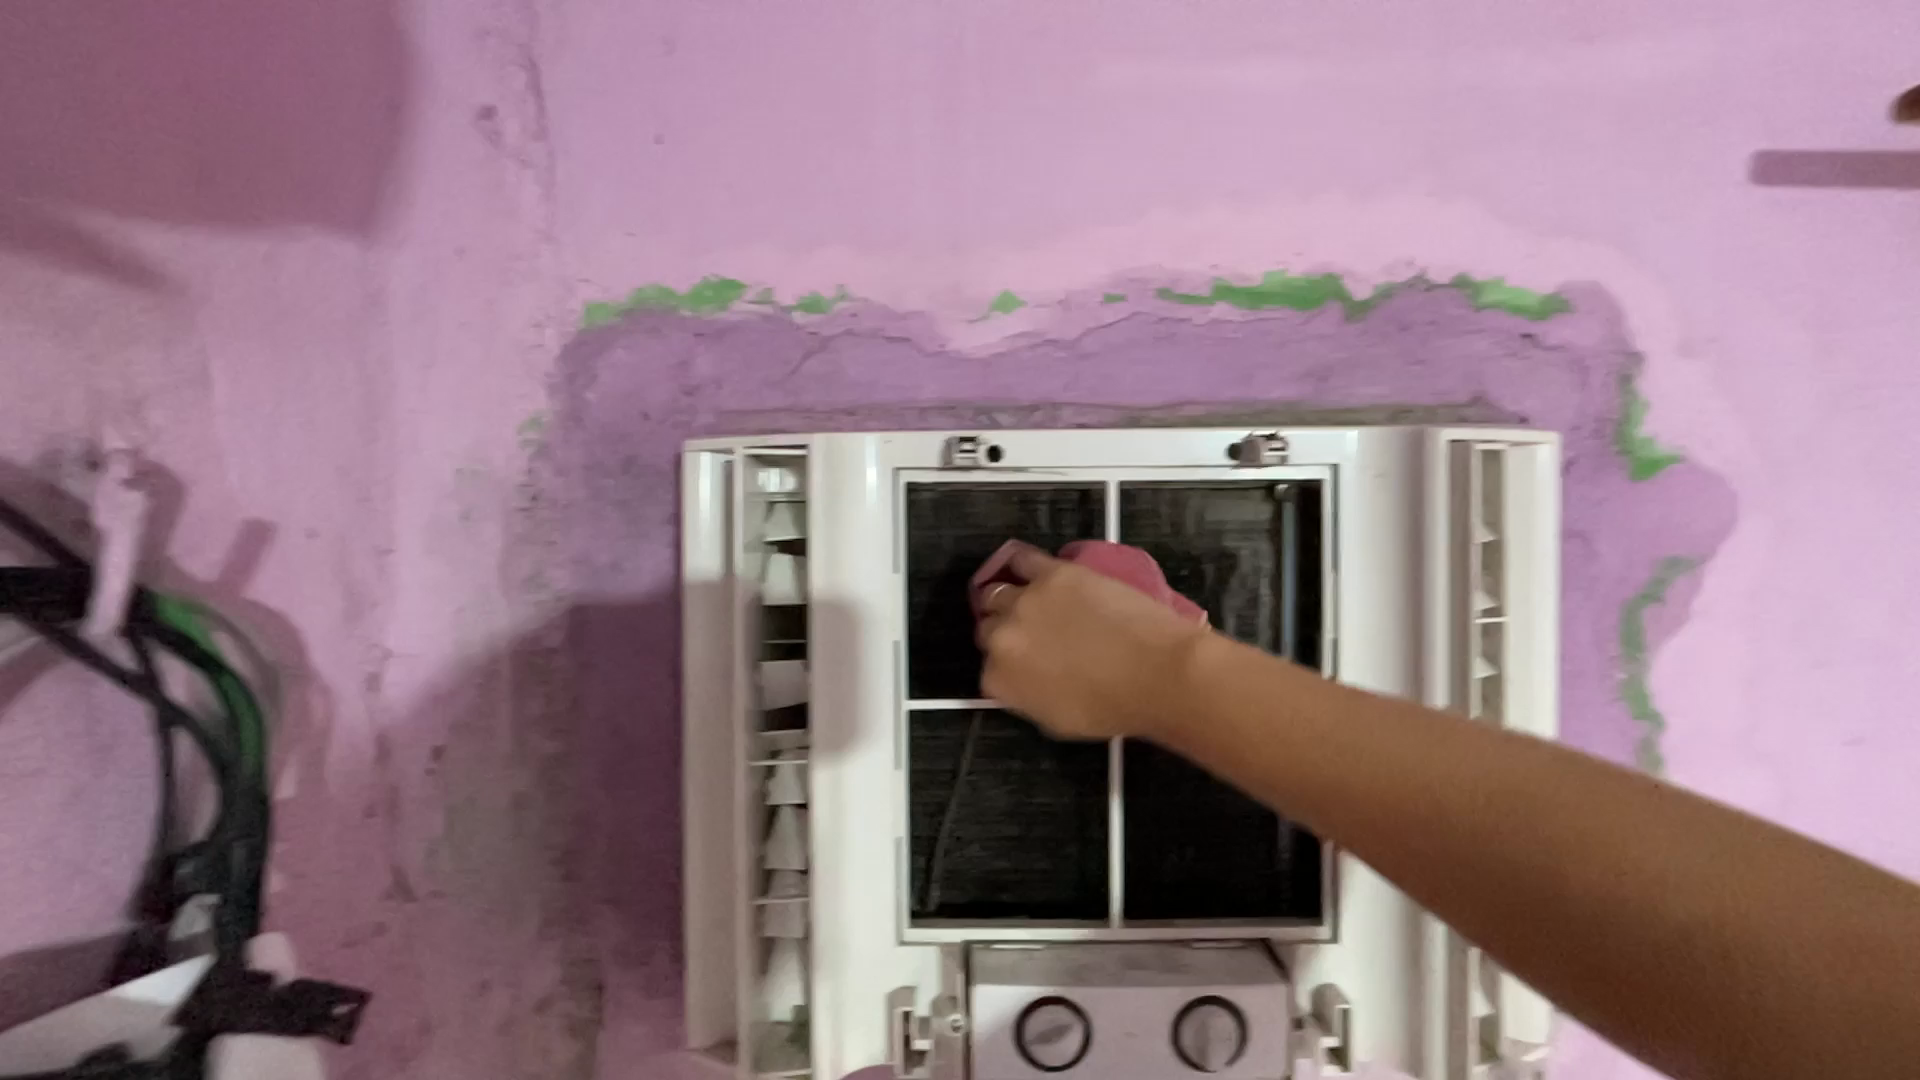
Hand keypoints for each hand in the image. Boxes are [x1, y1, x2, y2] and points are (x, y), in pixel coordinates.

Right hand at [975, 542, 1211, 740]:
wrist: (1155, 673)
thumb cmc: (1113, 706)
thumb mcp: (1057, 721)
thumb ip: (1026, 696)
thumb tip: (1023, 680)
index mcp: (1000, 680)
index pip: (988, 668)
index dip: (1008, 664)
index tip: (1026, 662)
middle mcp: (1001, 638)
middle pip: (988, 626)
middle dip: (1004, 630)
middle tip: (1032, 633)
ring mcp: (1023, 602)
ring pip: (996, 592)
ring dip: (1007, 598)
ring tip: (1029, 602)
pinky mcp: (1051, 573)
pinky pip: (1021, 559)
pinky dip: (1018, 563)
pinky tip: (1025, 568)